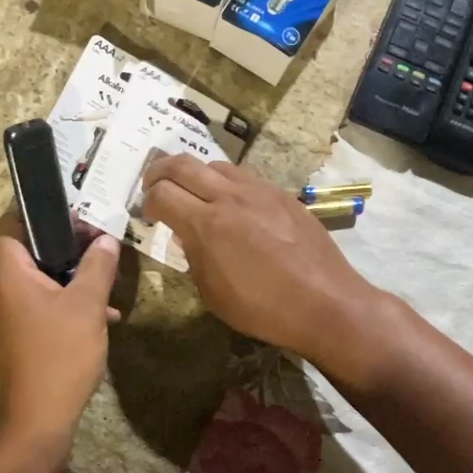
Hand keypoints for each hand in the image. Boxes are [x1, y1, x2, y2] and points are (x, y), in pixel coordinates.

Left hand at [0, 210, 121, 441]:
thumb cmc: (60, 353)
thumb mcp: (87, 304)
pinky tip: (103, 312)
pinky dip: (66, 299)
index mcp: (7, 271)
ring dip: (72, 274)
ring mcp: (6, 311)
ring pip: (39, 277)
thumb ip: (97, 265)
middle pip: (29, 248)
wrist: (40, 416)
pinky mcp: (18, 331)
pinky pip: (41, 301)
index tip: (76, 211)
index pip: (12, 222)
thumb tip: (106, 239)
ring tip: (107, 276)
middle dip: (66, 243)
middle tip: (99, 241)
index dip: (42, 212)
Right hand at [142, 155, 382, 362]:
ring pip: (214, 164)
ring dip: (195, 174)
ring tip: (193, 194)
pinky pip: (243, 176)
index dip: (146, 202)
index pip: (161, 194)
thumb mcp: (213, 293)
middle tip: (152, 186)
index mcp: (206, 224)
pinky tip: (230, 203)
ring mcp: (258, 190)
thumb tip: (186, 236)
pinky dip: (225, 182)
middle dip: (158, 172)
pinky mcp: (281, 193)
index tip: (147, 215)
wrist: (325, 303)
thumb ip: (194, 258)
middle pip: (181, 164)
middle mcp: (229, 197)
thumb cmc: (262, 308)